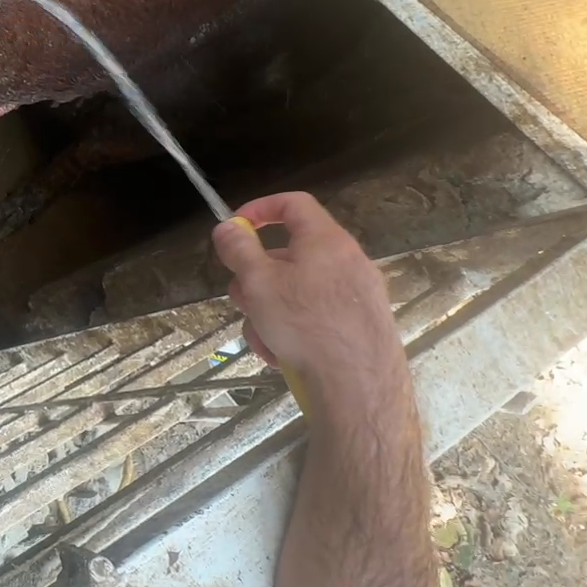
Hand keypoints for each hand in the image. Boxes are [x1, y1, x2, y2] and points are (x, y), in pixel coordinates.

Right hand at [210, 192, 404, 405]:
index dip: (258, 208)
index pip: (293, 203)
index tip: (233, 229)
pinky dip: (290, 327)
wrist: (357, 383)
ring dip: (268, 308)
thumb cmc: (305, 324)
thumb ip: (239, 249)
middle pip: (288, 253)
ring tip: (263, 336)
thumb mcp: (258, 282)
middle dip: (255, 275)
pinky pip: (312, 313)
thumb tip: (227, 227)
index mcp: (325, 241)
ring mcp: (356, 293)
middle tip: (241, 297)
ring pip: (294, 288)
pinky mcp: (358, 322)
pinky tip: (282, 352)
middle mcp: (347, 260)